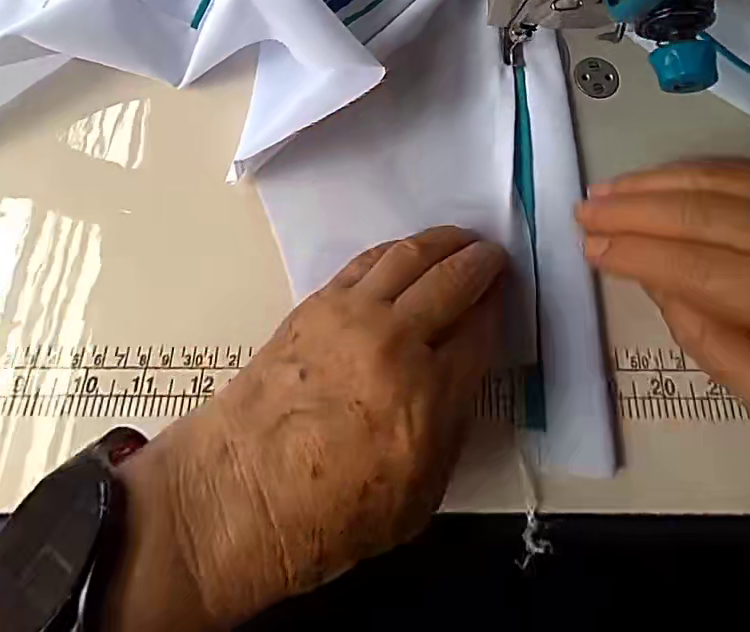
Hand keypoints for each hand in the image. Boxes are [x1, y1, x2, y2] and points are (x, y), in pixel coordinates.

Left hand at [105, 227, 508, 628]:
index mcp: (430, 396)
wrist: (245, 486)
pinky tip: (406, 251)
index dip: (498, 307)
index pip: (480, 331)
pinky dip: (393, 250)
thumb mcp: (422, 493)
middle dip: (480, 264)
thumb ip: (451, 422)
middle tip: (493, 255)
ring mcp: (350, 315)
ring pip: (406, 258)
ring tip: (459, 238)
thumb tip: (462, 367)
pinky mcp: (316, 304)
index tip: (505, 294)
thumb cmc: (335, 511)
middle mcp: (394, 342)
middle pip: (450, 282)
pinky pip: (365, 263)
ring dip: (440, 242)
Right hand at [575, 160, 749, 485]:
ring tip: (603, 193)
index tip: (589, 246)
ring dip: (649, 184)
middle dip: (630, 210)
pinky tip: (649, 182)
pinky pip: (740, 171)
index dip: (635, 253)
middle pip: (702, 214)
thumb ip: (706, 339)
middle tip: (582, 212)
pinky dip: (684, 173)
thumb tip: (652, 274)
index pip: (700, 268)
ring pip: (716, 182)